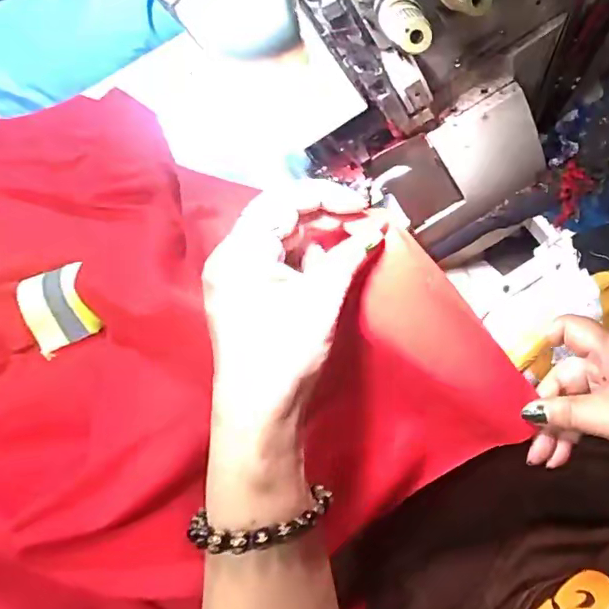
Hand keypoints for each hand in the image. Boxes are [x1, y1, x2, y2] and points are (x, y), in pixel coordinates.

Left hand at [201, 181, 383, 520]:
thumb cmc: (284, 354)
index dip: (326, 196)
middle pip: (282, 216)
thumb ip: (348, 256)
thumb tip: (376, 232)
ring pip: (283, 237)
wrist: (260, 412)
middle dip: (325, 215)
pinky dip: (308, 257)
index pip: (283, 200)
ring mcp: (239, 276)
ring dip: (319, 235)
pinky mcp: (250, 293)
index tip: (362, 206)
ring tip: (354, 240)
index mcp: (239, 251)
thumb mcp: (321, 298)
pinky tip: (332, 261)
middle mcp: (232, 257)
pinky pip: (280, 260)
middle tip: (365, 223)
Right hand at [522, 316, 608, 484]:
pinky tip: (558, 459)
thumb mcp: (605, 416)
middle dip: (545, 409)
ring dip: (555, 429)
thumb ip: (563, 412)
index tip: (522, 368)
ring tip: (540, 459)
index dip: (544, 340)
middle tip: (529, 439)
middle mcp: (608, 363)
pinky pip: (584, 416)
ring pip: (571, 401)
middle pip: (563, 375)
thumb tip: (527, 412)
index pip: (569, 327)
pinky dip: (571, 435)